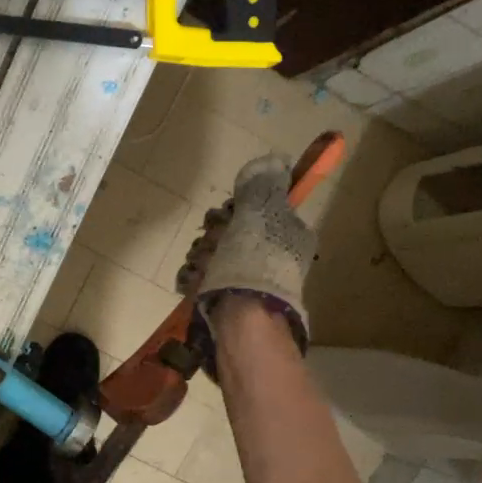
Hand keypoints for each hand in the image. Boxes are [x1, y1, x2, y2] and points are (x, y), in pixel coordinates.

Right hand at [178, 155, 317, 369]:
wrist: (240, 322)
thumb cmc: (254, 264)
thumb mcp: (263, 213)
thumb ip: (262, 185)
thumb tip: (272, 160)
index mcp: (287, 234)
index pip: (256, 207)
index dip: (237, 208)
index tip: (228, 215)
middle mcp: (268, 256)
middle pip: (229, 230)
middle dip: (214, 235)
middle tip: (214, 243)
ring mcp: (244, 279)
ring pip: (211, 253)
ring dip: (202, 257)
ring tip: (204, 269)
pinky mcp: (222, 300)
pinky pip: (200, 278)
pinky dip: (194, 278)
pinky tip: (195, 282)